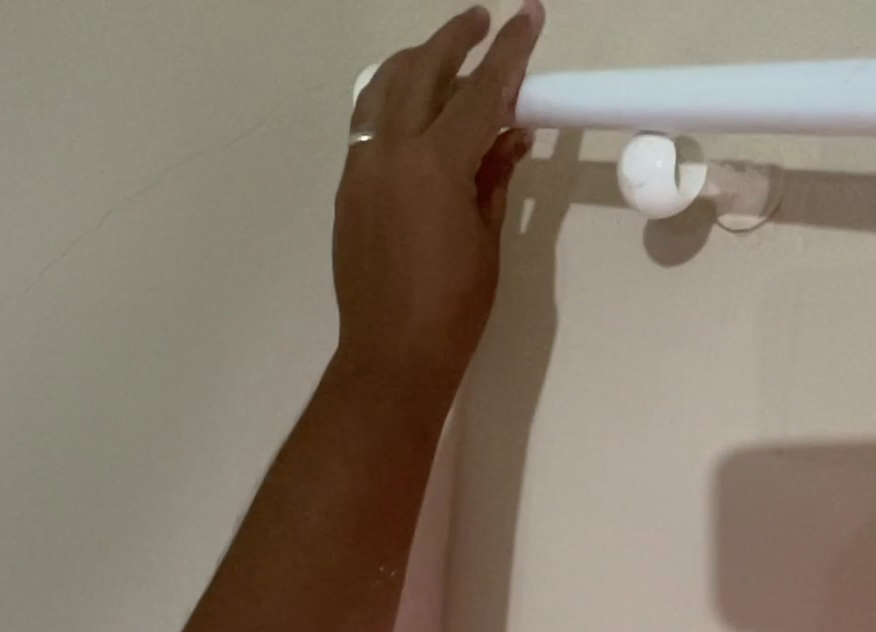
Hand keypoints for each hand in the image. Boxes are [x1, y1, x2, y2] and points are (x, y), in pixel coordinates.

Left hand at [332, 2, 544, 392]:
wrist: (393, 354)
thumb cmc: (454, 309)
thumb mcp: (486, 240)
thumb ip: (494, 178)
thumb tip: (511, 137)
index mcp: (434, 166)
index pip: (480, 93)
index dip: (510, 53)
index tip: (528, 18)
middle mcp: (389, 153)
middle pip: (420, 71)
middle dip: (455, 40)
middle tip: (481, 23)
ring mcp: (360, 169)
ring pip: (381, 90)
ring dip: (413, 64)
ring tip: (440, 57)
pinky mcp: (346, 191)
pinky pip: (366, 127)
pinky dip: (390, 104)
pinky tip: (411, 112)